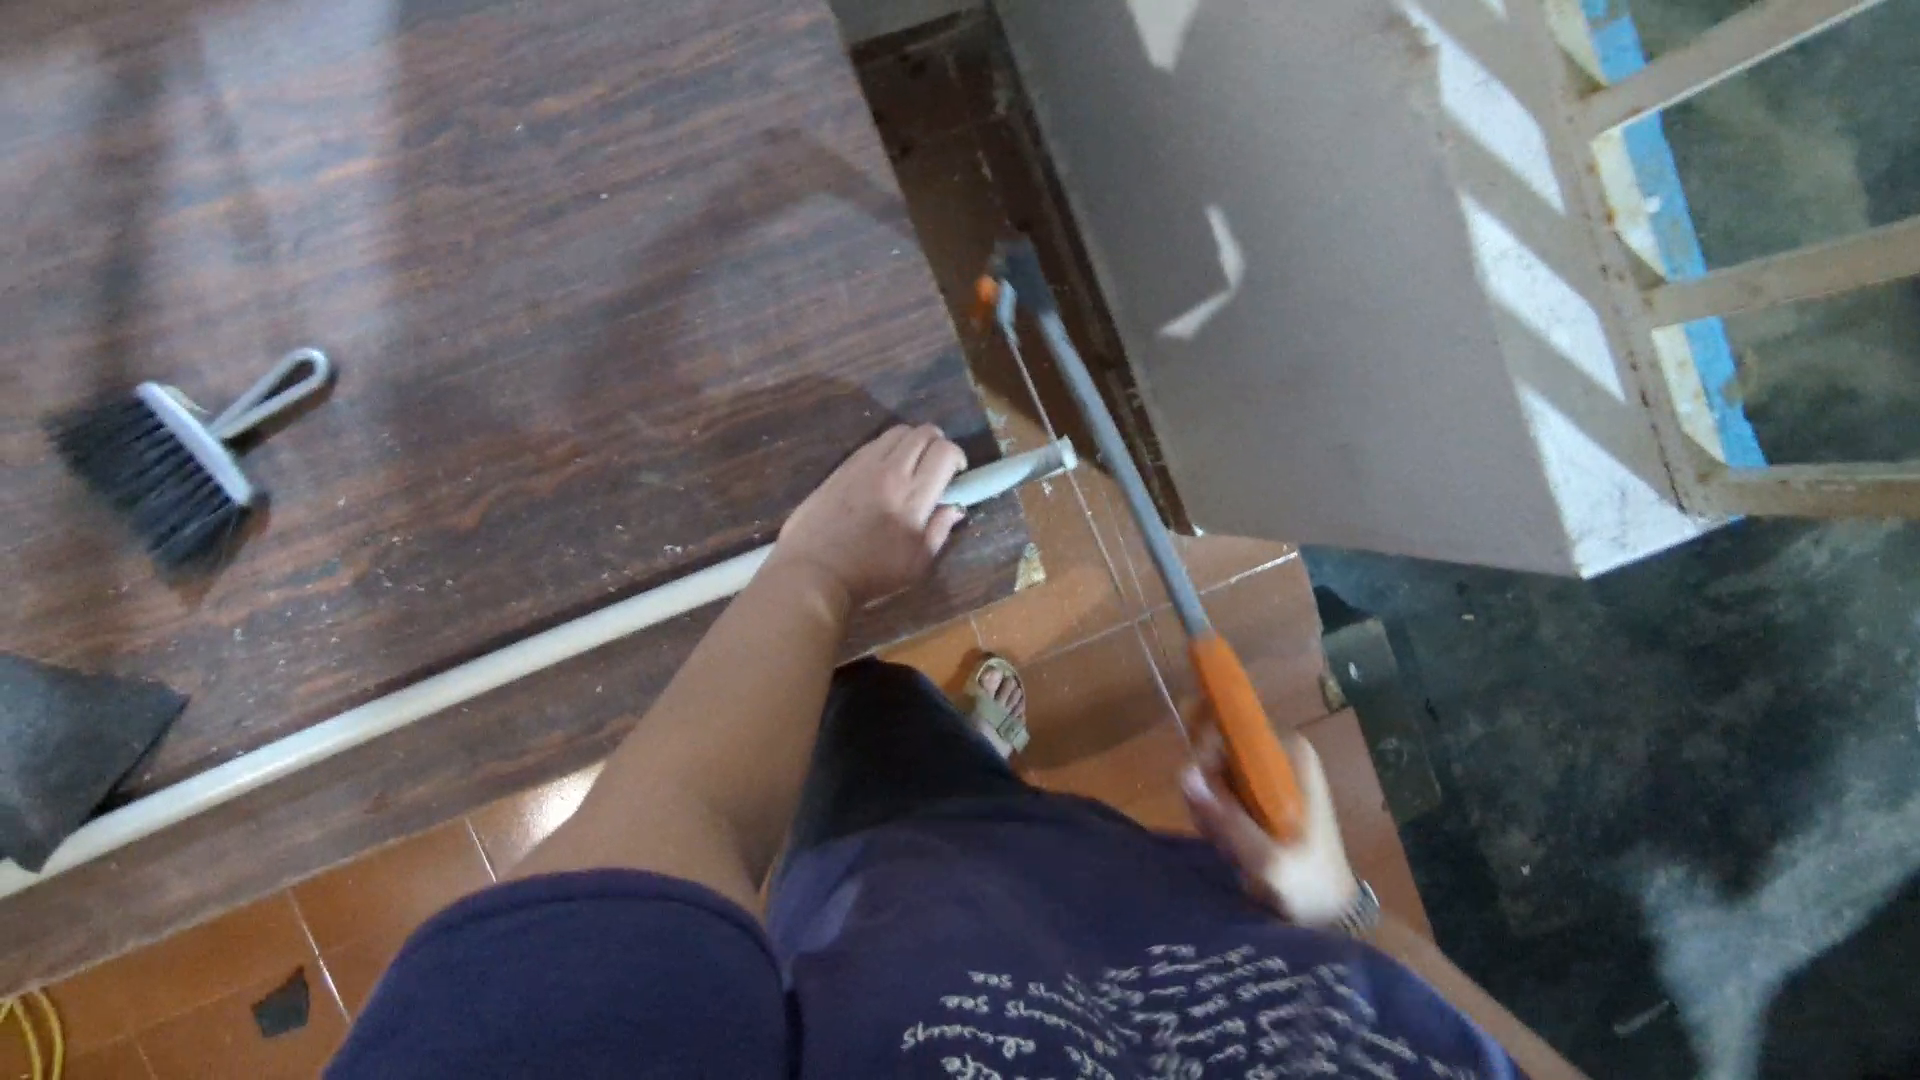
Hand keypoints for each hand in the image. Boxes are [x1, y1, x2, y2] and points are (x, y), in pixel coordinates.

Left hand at [771, 424, 967, 604]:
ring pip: (896, 432)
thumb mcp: (917, 563)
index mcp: (912, 496)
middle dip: (938, 442)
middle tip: (938, 464)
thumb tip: (955, 508)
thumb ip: (939, 530)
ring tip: (911, 464)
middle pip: (922, 432)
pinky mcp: (841, 468)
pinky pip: (872, 444)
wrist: (813, 572)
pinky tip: (884, 471)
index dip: (957, 456)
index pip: (944, 451)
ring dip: (912, 441)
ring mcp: (862, 466)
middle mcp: (889, 471)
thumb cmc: (870, 575)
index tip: (956, 473)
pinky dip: (887, 449)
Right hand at [1181, 729, 1359, 928]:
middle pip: (1213, 747)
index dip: (1206, 750)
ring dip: (1209, 809)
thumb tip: (1183, 773)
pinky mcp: (1254, 792)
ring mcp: (1264, 772)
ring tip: (1229, 845)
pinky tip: (1229, 845)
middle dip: (1206, 789)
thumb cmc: (1308, 881)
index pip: (1230, 724)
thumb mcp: (1266, 858)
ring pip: (1208, 772)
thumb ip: (1225, 816)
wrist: (1328, 913)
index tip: (1200, 787)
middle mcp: (1276, 753)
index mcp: (1290, 753)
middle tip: (1216, 827)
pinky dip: (1212, 817)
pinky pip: (1214, 790)